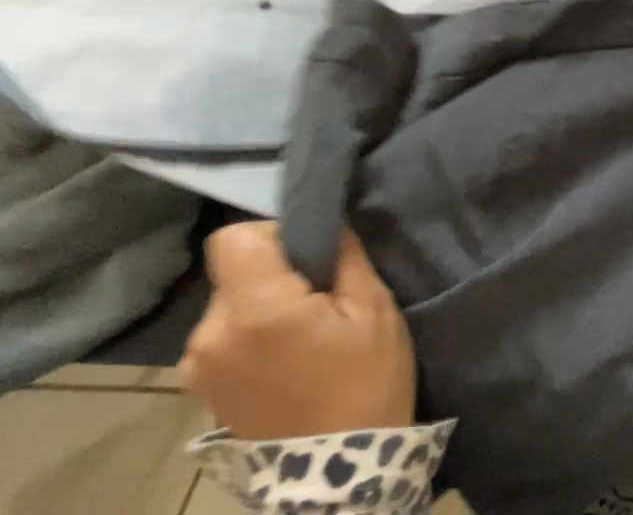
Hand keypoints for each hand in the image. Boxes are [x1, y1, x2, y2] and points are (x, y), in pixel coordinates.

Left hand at [180, 221, 415, 439]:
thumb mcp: (374, 309)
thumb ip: (344, 260)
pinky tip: (288, 354)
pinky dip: (252, 329)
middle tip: (324, 294)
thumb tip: (327, 226)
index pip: (233, 239)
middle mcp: (210, 333)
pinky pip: (224, 332)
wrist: (336, 468)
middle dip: (276, 271)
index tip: (312, 251)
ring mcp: (197, 362)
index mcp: (257, 310)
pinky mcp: (199, 383)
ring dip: (263, 302)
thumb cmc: (367, 379)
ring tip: (308, 330)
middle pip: (234, 270)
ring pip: (230, 301)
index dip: (273, 232)